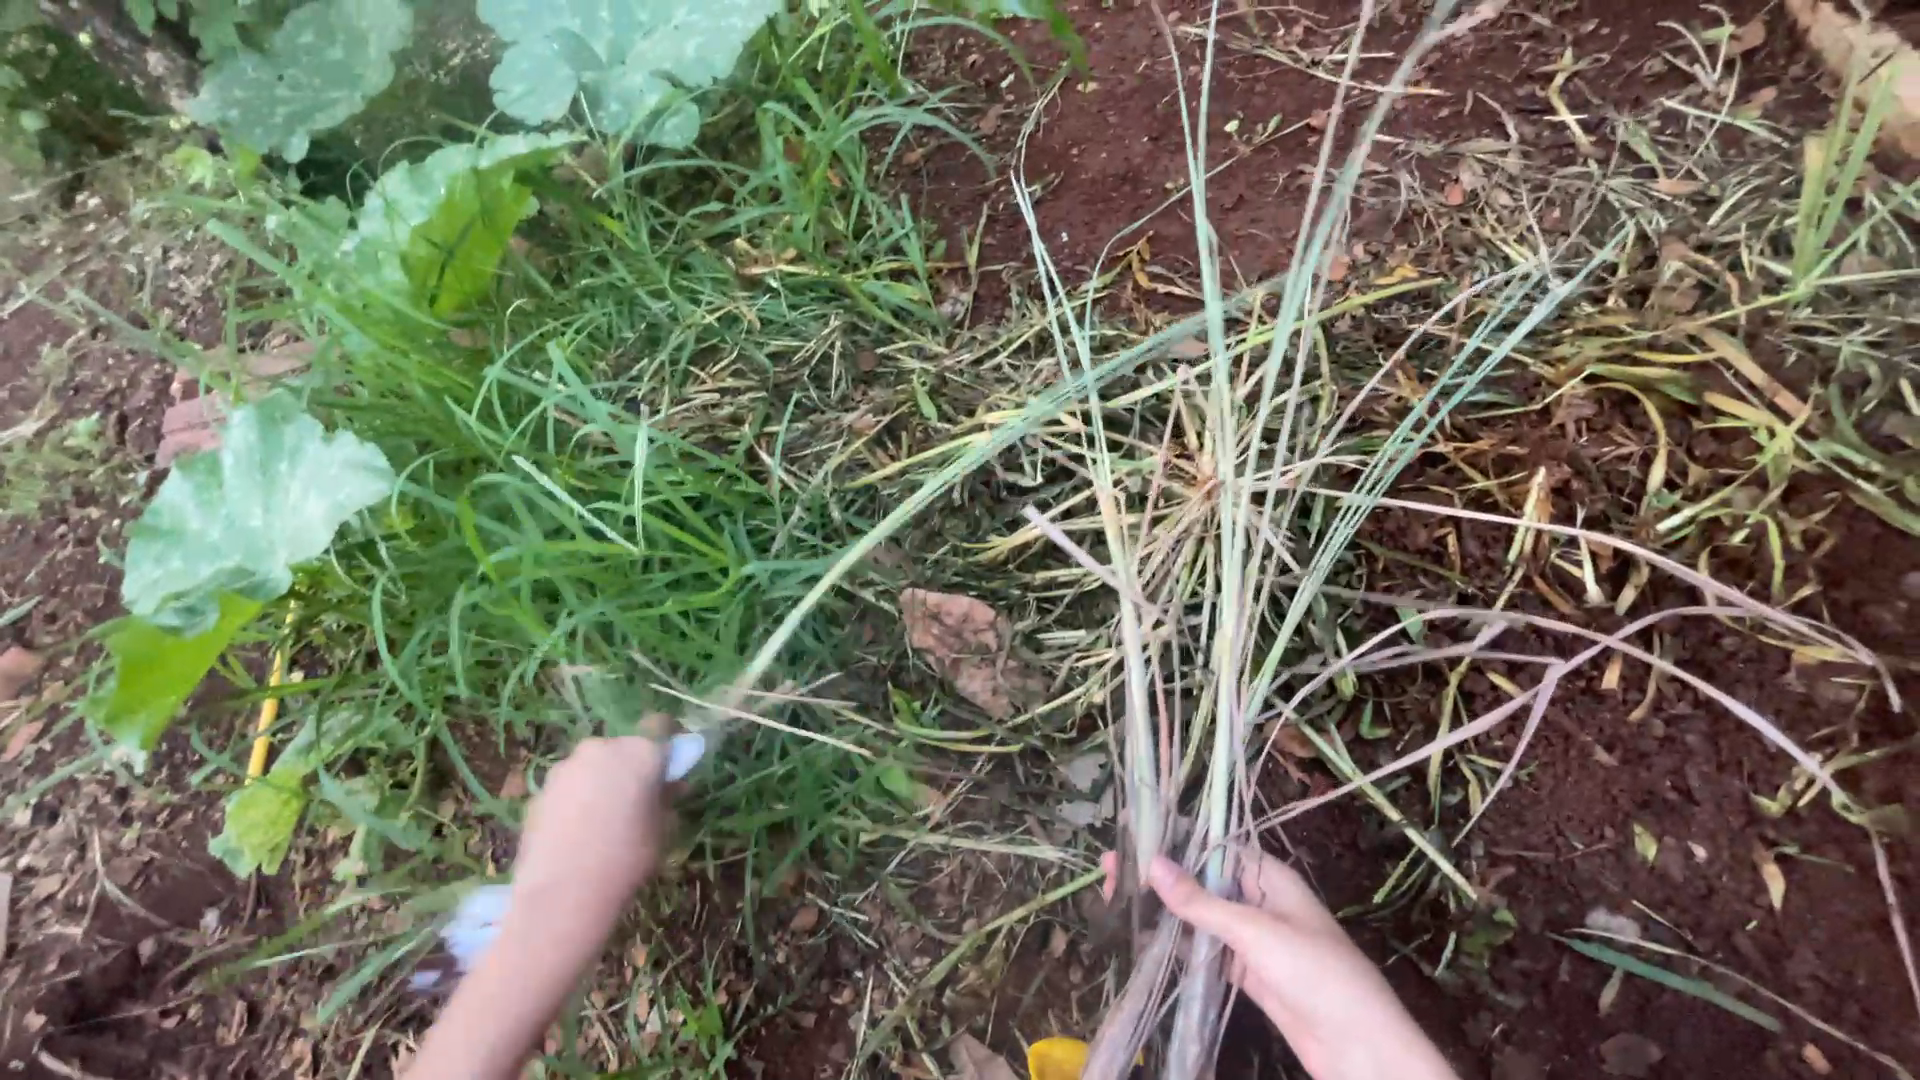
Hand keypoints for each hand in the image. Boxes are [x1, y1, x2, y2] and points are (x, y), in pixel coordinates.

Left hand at [509, 736, 672, 920]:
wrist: (562, 893)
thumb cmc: (627, 857)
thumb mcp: (663, 829)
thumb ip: (666, 799)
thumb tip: (669, 787)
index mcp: (640, 751)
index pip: (660, 725)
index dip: (666, 744)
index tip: (668, 767)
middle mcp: (602, 748)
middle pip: (623, 747)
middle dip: (629, 767)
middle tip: (635, 799)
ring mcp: (566, 767)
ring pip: (592, 766)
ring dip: (600, 782)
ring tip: (601, 821)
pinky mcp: (539, 790)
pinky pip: (568, 787)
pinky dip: (575, 800)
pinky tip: (576, 833)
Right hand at [1144, 852, 1456, 1079]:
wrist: (1364, 1052)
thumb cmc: (1317, 975)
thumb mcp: (1256, 932)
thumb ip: (1201, 902)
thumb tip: (1150, 862)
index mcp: (1269, 876)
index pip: (1212, 844)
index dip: (1172, 837)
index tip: (1129, 833)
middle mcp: (1259, 899)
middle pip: (1200, 878)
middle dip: (1159, 874)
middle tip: (1110, 872)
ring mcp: (1253, 938)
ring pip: (1200, 914)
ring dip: (1163, 908)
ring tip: (1117, 898)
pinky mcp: (1248, 973)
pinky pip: (1206, 949)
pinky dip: (1178, 943)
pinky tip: (1145, 938)